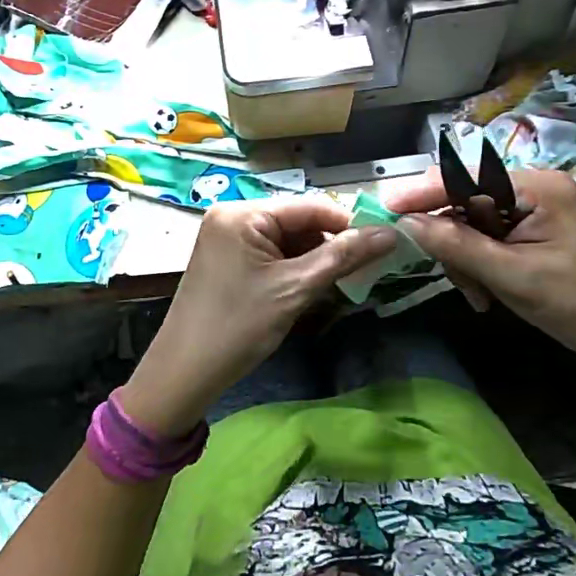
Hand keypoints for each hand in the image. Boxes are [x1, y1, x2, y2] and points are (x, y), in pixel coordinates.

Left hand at [124, 196, 395, 435]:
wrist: (185, 370)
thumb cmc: (239, 326)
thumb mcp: (295, 289)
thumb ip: (342, 257)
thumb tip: (389, 233)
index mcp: (243, 213)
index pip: (309, 206)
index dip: (349, 224)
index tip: (384, 243)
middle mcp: (231, 215)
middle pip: (297, 220)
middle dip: (330, 245)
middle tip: (364, 270)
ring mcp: (226, 237)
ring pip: (286, 239)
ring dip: (313, 259)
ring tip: (339, 283)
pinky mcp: (226, 258)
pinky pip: (269, 253)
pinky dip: (293, 268)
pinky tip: (309, 288)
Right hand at [383, 169, 575, 372]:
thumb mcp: (514, 276)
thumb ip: (458, 246)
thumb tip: (406, 222)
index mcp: (536, 187)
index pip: (464, 179)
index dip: (422, 194)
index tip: (384, 208)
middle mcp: (534, 190)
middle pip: (466, 203)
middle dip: (453, 244)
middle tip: (458, 282)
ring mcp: (536, 212)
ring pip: (473, 227)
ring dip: (466, 262)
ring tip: (480, 297)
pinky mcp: (535, 234)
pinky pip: (489, 241)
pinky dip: (481, 268)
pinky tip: (488, 294)